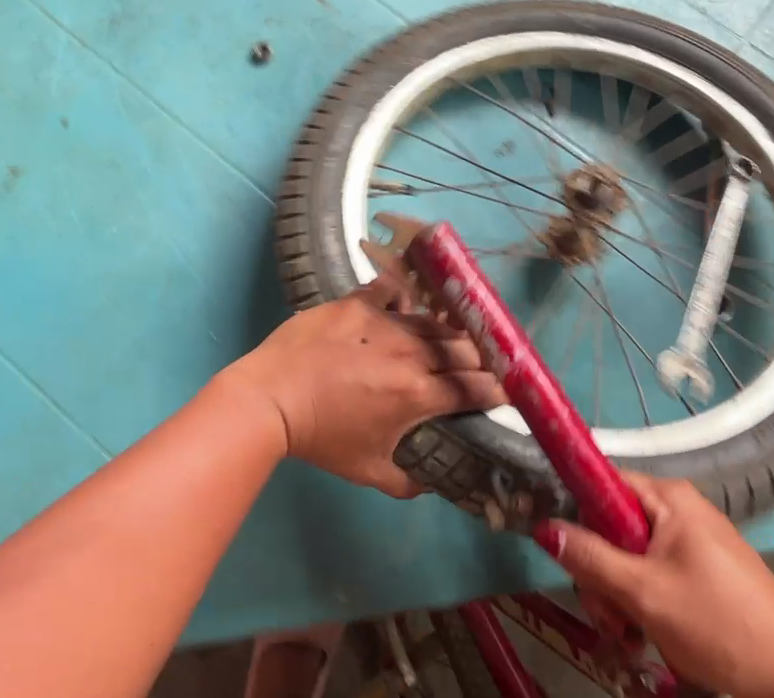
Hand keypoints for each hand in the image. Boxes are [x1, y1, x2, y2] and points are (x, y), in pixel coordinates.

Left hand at [218, 278, 505, 497]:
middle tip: (476, 365)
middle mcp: (412, 353)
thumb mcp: (367, 471)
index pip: (474, 389)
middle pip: (463, 348)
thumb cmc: (321, 437)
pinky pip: (393, 289)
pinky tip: (410, 296)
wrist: (270, 398)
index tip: (503, 390)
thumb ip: (406, 482)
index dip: (495, 390)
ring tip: (447, 334)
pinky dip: (406, 294)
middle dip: (477, 359)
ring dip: (446, 331)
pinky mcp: (359, 301)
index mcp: (419, 395)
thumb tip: (430, 485)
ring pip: (432, 321)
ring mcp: (385, 322)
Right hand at [541, 473, 773, 697]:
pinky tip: (647, 639)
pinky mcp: (703, 574)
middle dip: (601, 575)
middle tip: (608, 617)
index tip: (563, 552)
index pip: (603, 482)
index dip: (576, 513)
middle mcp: (679, 511)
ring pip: (630, 559)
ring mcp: (693, 543)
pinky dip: (643, 606)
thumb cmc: (718, 625)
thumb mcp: (643, 593)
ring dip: (619, 599)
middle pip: (613, 527)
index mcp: (669, 498)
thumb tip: (543, 526)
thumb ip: (590, 558)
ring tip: (629, 637)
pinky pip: (654, 577)